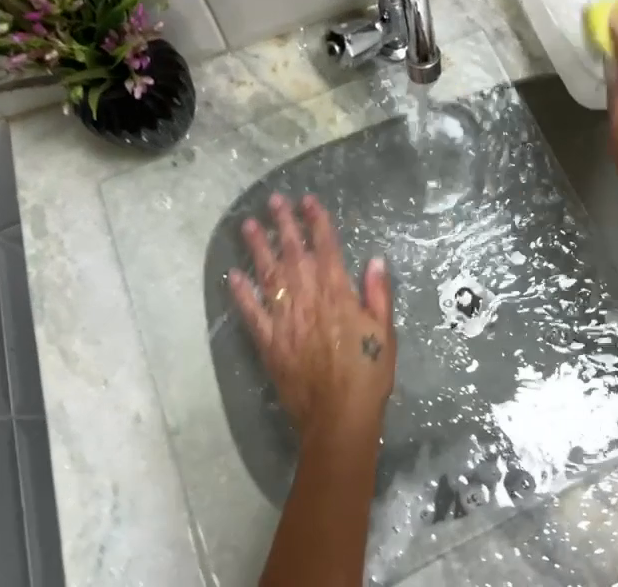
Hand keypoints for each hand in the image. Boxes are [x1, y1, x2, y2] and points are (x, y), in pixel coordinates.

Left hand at [228, 193, 396, 441]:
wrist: (339, 418)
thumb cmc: (368, 374)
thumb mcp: (384, 332)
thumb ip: (378, 294)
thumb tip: (375, 260)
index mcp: (338, 295)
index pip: (326, 249)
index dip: (317, 223)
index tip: (308, 201)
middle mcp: (309, 300)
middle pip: (294, 255)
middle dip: (285, 225)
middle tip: (274, 201)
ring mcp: (285, 321)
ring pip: (270, 277)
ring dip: (259, 249)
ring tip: (249, 225)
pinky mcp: (269, 343)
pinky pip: (252, 313)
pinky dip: (241, 293)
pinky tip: (233, 275)